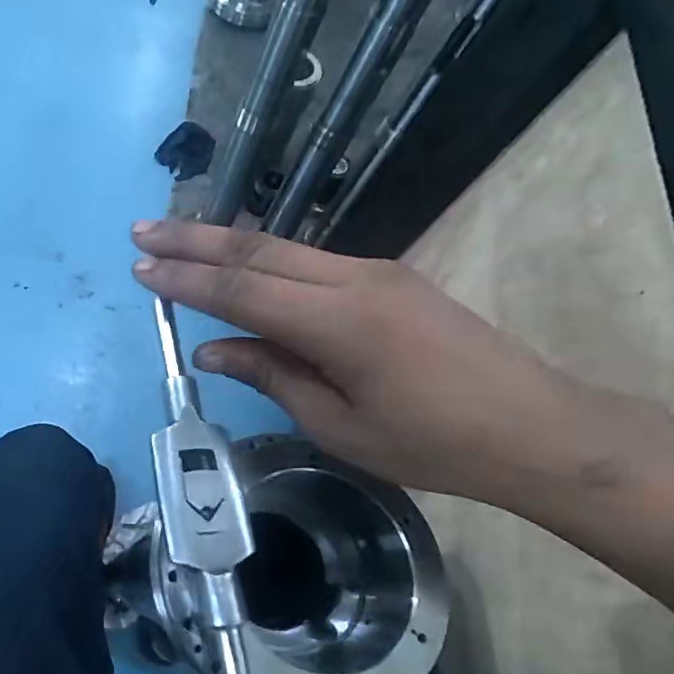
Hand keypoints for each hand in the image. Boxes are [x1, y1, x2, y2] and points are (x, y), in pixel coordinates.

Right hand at [131, 219, 636, 515]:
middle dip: (194, 240)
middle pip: (257, 250)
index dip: (187, 279)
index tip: (141, 268)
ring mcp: (375, 271)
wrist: (532, 425)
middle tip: (142, 230)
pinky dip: (266, 258)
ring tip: (177, 238)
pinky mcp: (390, 276)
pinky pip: (313, 261)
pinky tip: (242, 262)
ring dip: (226, 242)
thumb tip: (213, 348)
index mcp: (338, 324)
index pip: (242, 291)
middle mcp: (353, 280)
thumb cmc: (432, 443)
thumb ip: (272, 376)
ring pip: (284, 248)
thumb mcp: (340, 425)